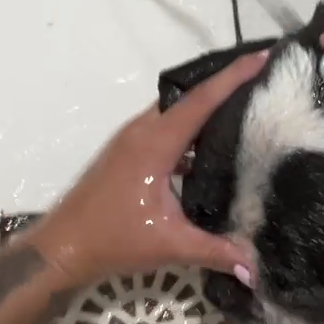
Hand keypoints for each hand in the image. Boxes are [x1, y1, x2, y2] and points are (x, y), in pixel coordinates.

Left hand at [28, 51, 268, 283]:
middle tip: (264, 75)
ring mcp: (133, 140)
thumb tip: (256, 266)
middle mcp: (143, 132)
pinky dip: (194, 124)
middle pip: (191, 96)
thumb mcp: (169, 246)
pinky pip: (168, 125)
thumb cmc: (110, 240)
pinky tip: (215, 141)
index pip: (201, 101)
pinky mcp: (130, 152)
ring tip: (247, 102)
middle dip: (226, 80)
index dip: (233, 77)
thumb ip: (215, 250)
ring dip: (209, 101)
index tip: (263, 57)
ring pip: (177, 109)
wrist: (59, 249)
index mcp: (154, 144)